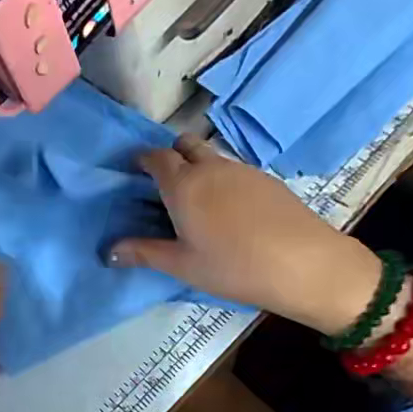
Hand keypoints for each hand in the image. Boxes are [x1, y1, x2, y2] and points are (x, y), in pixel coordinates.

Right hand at [109, 135, 383, 334]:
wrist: (303, 263)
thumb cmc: (234, 267)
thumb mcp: (184, 265)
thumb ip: (145, 253)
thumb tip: (109, 250)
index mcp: (183, 184)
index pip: (155, 157)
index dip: (143, 161)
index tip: (136, 174)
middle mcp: (211, 167)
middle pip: (185, 144)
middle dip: (171, 156)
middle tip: (167, 186)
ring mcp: (243, 170)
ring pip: (213, 157)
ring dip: (200, 167)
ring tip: (200, 202)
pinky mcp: (268, 179)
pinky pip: (236, 170)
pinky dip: (224, 180)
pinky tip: (233, 211)